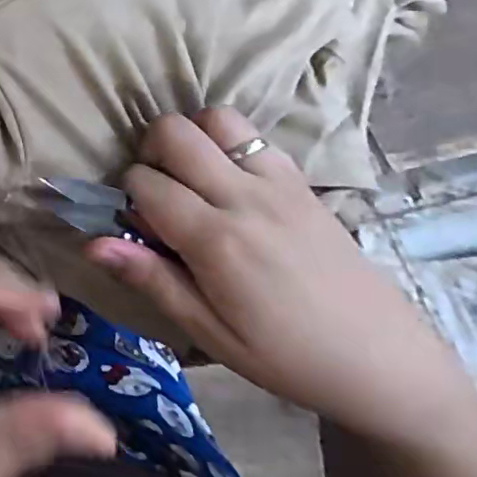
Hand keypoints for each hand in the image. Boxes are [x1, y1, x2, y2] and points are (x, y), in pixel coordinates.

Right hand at [86, 108, 476, 451]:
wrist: (385, 359)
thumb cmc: (287, 356)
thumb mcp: (212, 333)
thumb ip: (152, 279)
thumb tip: (92, 242)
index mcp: (217, 240)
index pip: (145, 183)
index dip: (129, 197)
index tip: (141, 226)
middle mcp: (244, 197)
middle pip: (172, 131)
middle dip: (150, 153)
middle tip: (159, 193)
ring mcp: (277, 181)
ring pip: (214, 117)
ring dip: (191, 138)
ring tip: (192, 178)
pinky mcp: (300, 179)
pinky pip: (253, 135)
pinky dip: (227, 143)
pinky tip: (230, 181)